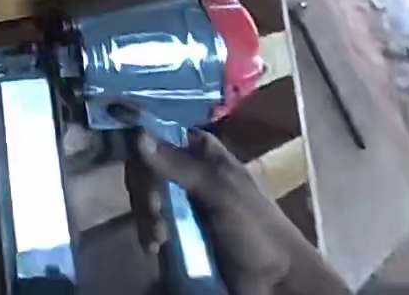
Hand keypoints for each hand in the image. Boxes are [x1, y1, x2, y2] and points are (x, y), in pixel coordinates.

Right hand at [129, 129, 349, 294]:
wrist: (278, 287)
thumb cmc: (256, 229)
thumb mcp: (220, 192)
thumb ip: (178, 164)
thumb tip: (136, 133)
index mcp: (200, 149)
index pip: (157, 130)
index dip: (139, 142)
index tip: (131, 161)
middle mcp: (187, 168)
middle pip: (145, 164)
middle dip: (144, 189)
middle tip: (155, 211)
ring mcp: (181, 200)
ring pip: (144, 193)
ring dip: (145, 215)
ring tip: (157, 239)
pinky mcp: (178, 229)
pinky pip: (150, 221)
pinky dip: (148, 231)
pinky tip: (155, 247)